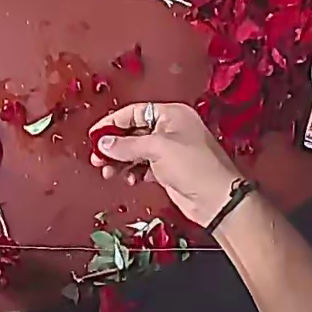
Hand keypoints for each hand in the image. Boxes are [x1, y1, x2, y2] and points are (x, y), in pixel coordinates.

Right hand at [89, 103, 243, 226]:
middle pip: (134, 131)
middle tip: (97, 157)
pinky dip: (133, 171)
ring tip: (108, 171)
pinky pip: (143, 166)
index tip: (94, 135)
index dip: (113, 123)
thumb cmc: (193, 166)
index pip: (135, 112)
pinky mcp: (168, 169)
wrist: (216, 199)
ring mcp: (170, 150)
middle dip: (114, 144)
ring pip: (136, 151)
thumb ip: (127, 145)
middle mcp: (171, 129)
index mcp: (172, 114)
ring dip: (120, 160)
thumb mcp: (158, 149)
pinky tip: (129, 179)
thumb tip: (103, 143)